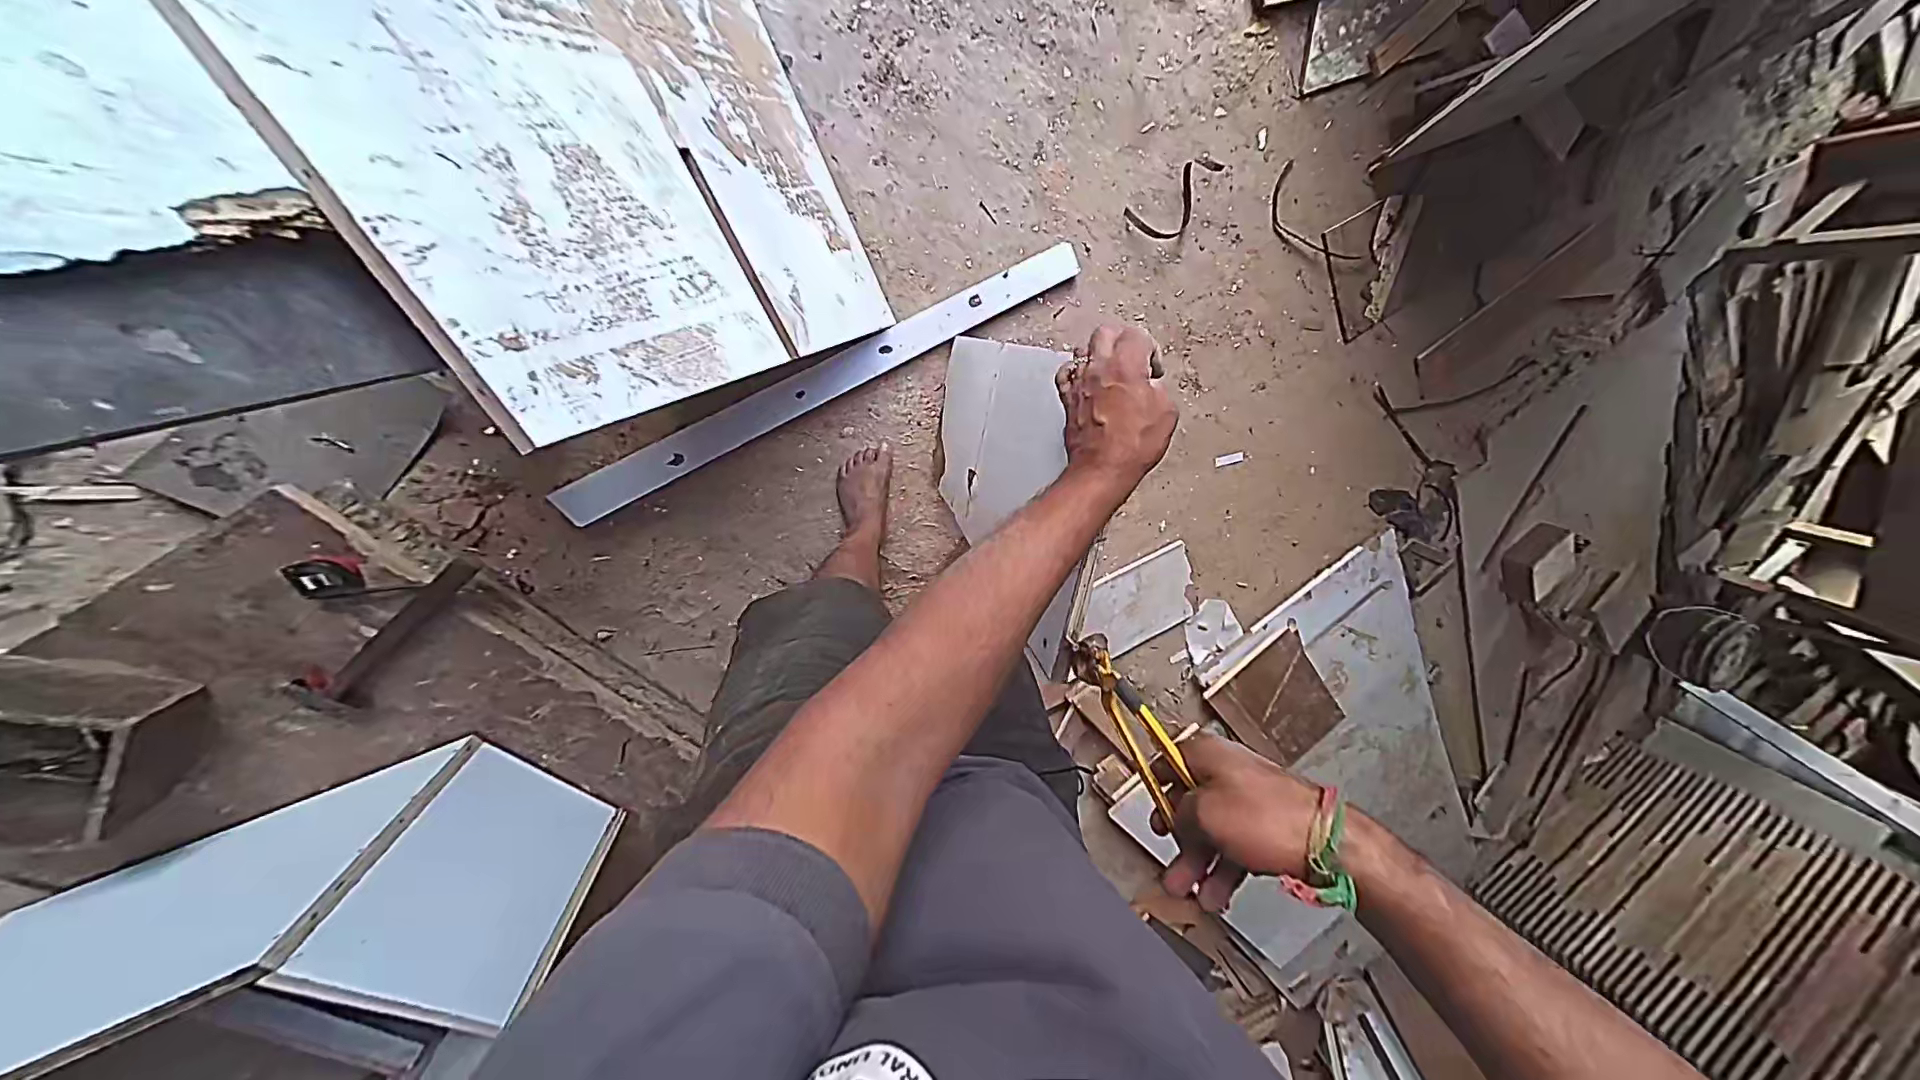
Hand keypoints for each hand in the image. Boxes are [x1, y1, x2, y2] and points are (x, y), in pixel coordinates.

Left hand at [1056, 325, 1176, 488]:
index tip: (1153, 368)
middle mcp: (1098, 369)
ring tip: (1110, 370)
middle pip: (1105, 333)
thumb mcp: (1166, 413)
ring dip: (1098, 355)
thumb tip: (1150, 387)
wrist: (1102, 469)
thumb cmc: (1131, 446)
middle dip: (1121, 341)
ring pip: (1083, 350)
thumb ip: (1158, 389)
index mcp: (1126, 365)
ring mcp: (1079, 383)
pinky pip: (1066, 374)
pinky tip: (1085, 382)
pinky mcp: (1067, 400)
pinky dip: (1075, 373)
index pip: (1136, 336)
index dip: (1150, 350)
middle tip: (1132, 357)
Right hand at [1157, 734, 1325, 912]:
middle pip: (1188, 803)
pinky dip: (1222, 869)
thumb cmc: (1270, 818)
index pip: (1167, 760)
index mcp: (1206, 754)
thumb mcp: (1202, 813)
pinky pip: (1234, 846)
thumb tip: (1176, 820)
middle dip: (1178, 839)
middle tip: (1169, 861)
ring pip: (1211, 830)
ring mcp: (1248, 799)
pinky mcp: (1266, 825)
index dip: (1154, 785)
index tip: (1149, 806)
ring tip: (1189, 890)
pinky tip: (1215, 893)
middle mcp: (1227, 771)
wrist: (1326, 842)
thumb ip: (1178, 814)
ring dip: (1198, 862)